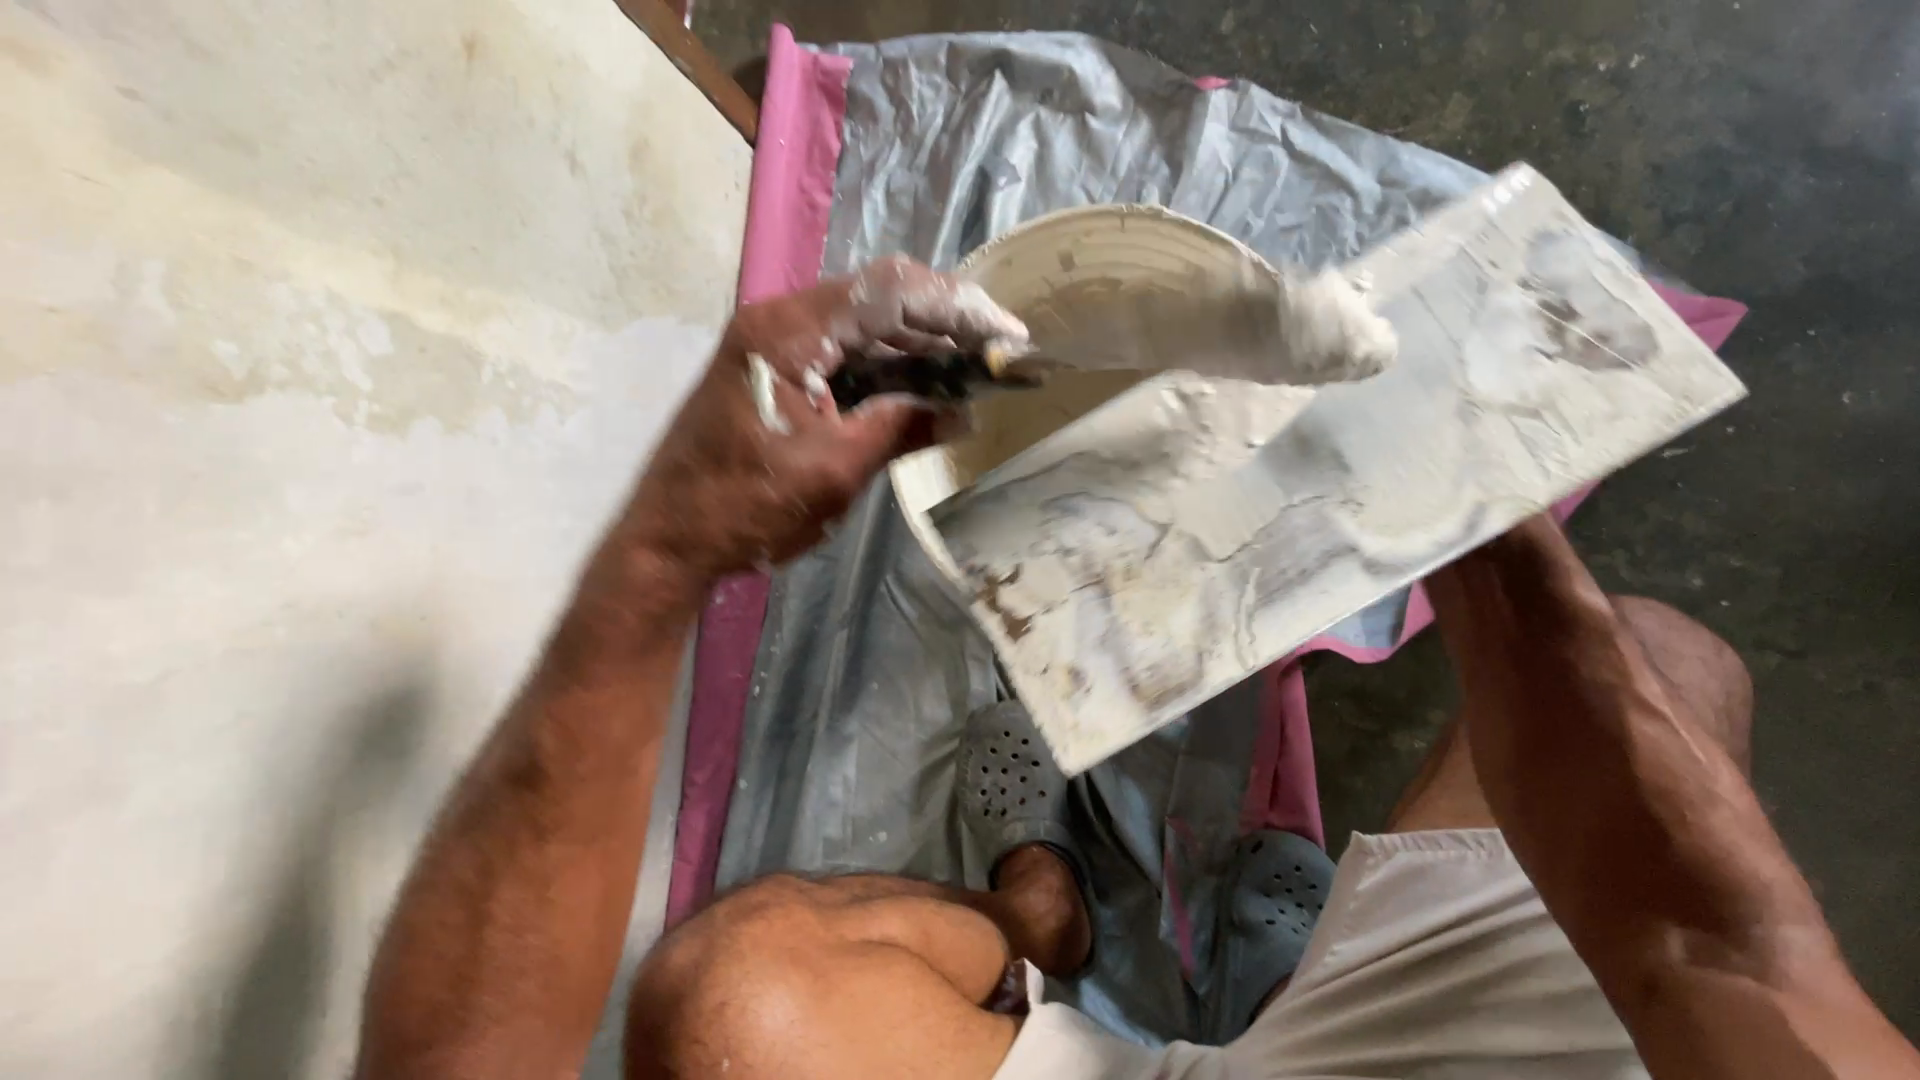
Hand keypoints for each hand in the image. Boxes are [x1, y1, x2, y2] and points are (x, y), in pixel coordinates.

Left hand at [620, 256, 1027, 582]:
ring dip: (919, 345)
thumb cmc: (744, 508)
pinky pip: (843, 355)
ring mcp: (774, 345)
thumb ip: (901, 429)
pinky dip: (887, 367)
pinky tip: (925, 385)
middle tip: (999, 349)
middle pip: (878, 299)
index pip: (889, 292)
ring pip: (863, 326)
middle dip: (944, 321)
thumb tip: (963, 414)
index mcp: (787, 332)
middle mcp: (779, 321)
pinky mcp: (775, 372)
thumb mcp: (834, 471)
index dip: (956, 306)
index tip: (1006, 332)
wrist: (668, 541)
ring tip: (975, 366)